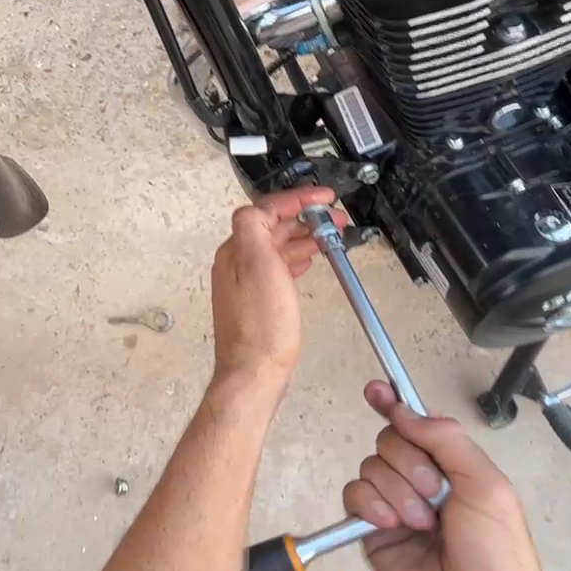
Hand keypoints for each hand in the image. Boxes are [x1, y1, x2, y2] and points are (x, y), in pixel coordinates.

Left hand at [207, 186, 337, 394]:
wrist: (254, 373)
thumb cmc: (261, 328)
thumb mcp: (259, 265)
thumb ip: (254, 228)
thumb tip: (258, 207)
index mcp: (236, 250)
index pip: (266, 209)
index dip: (297, 199)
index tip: (323, 197)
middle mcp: (236, 263)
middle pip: (272, 226)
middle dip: (305, 217)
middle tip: (334, 217)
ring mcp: (245, 282)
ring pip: (277, 246)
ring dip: (304, 236)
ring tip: (331, 236)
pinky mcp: (256, 301)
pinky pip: (278, 266)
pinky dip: (296, 257)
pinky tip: (308, 261)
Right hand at [342, 382, 554, 570]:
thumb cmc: (497, 559)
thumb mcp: (489, 489)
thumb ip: (448, 440)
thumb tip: (407, 412)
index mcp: (454, 471)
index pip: (418, 426)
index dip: (395, 406)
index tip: (376, 390)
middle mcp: (423, 484)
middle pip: (391, 441)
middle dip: (409, 462)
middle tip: (433, 493)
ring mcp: (397, 506)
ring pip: (373, 466)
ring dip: (396, 490)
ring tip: (421, 524)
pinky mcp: (373, 530)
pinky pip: (355, 494)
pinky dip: (370, 504)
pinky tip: (390, 524)